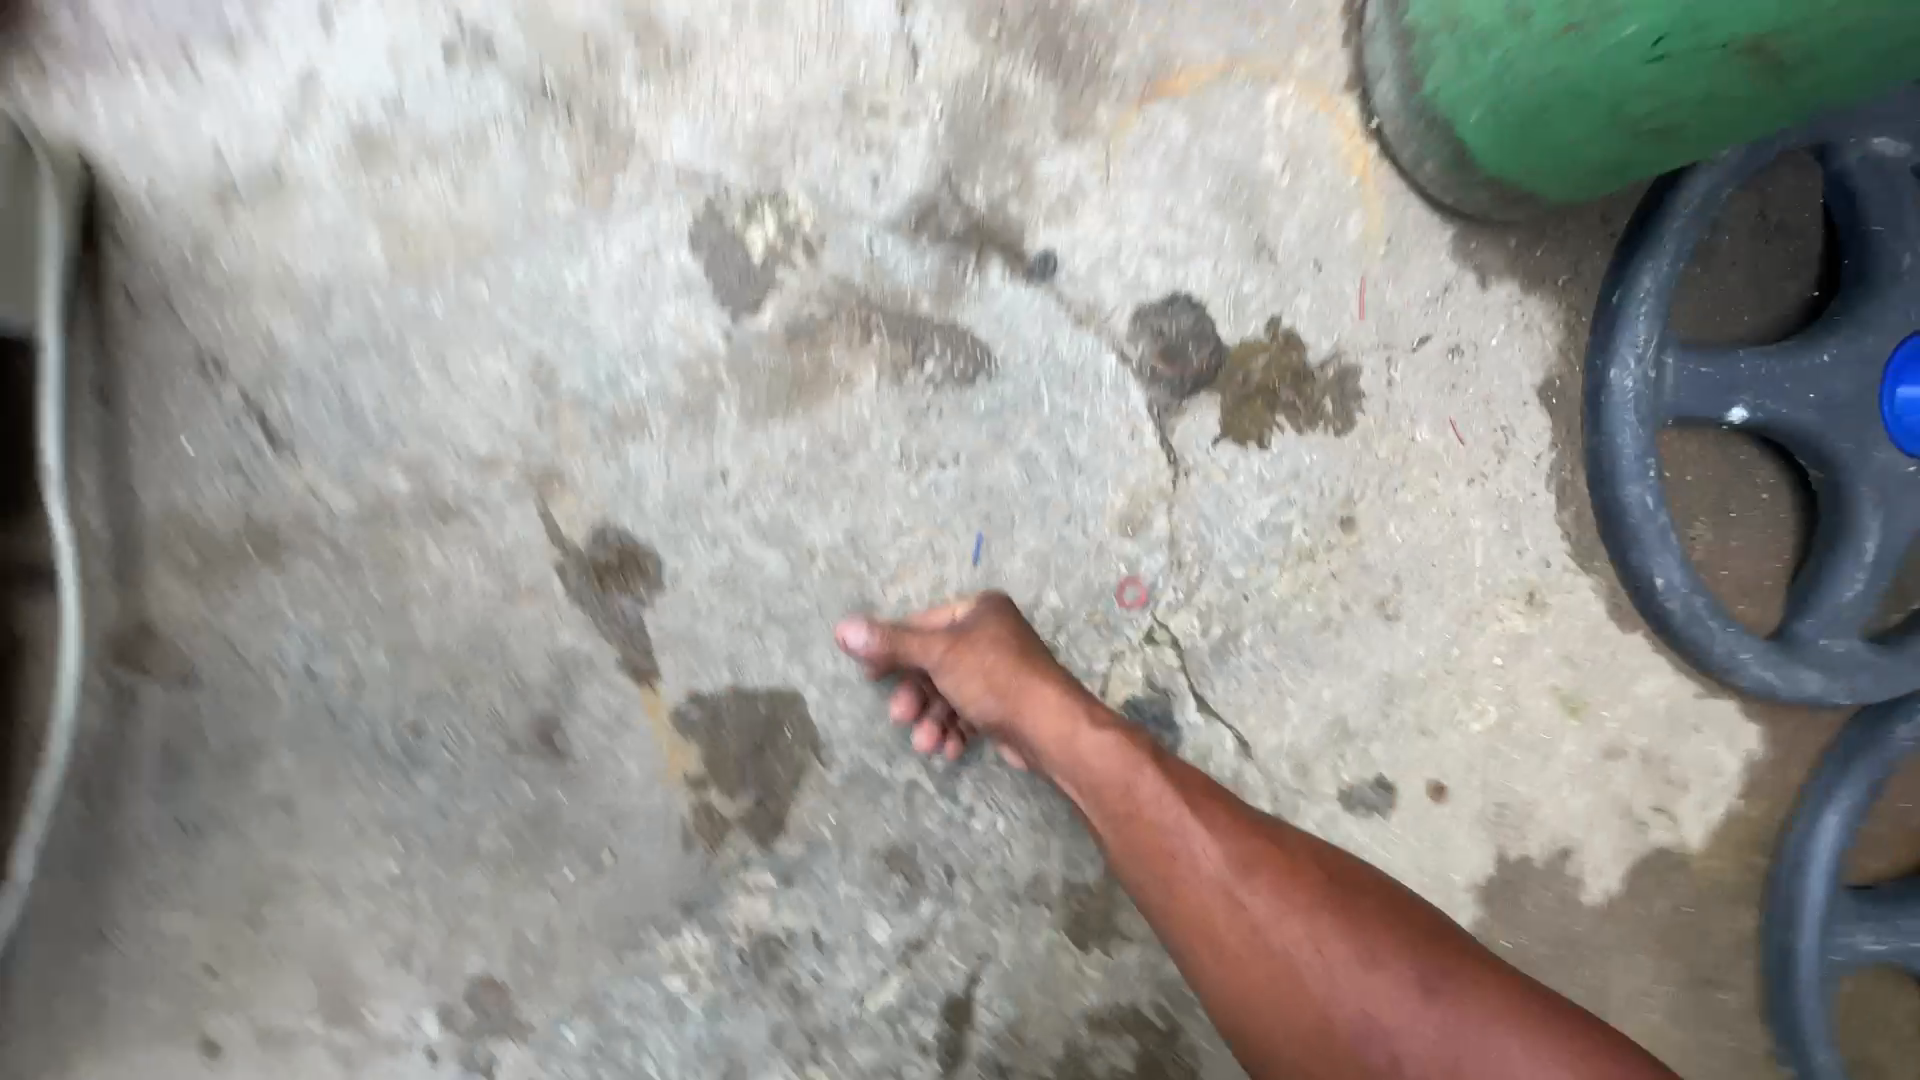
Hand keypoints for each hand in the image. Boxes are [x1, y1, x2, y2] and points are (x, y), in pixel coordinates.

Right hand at [834, 592, 1093, 768]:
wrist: (1050, 727)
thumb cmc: (994, 678)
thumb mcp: (938, 655)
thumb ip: (891, 643)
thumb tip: (841, 628)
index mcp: (978, 609)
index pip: (922, 625)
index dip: (893, 651)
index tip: (868, 676)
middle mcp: (991, 634)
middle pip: (934, 663)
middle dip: (916, 695)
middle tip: (901, 718)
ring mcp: (1000, 671)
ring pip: (949, 692)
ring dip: (933, 719)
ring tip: (928, 744)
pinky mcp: (1006, 705)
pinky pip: (968, 712)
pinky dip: (955, 730)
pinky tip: (950, 749)